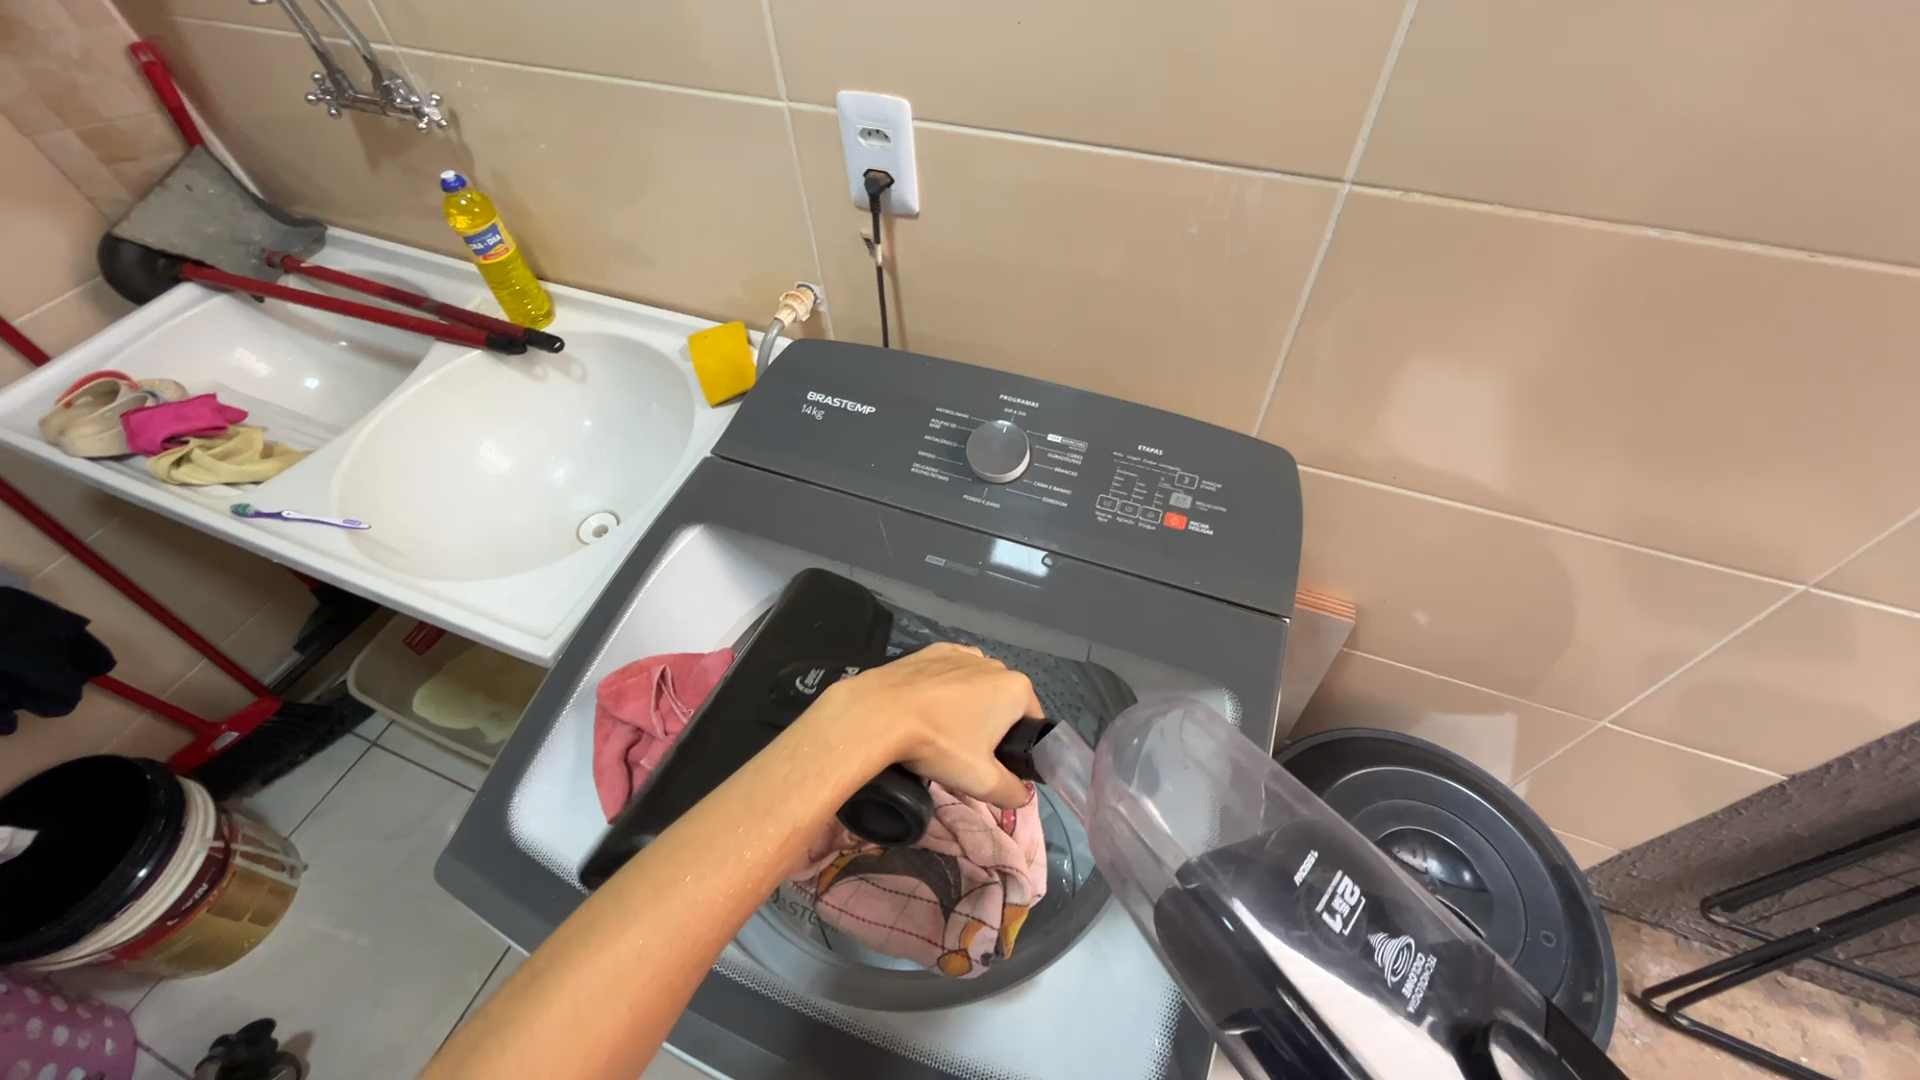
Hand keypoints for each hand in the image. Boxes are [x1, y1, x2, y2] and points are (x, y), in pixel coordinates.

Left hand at [806, 643, 1043, 808]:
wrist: (880, 713)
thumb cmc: (940, 744)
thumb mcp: (982, 782)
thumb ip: (1011, 792)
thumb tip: (1021, 794)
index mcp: (1016, 689)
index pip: (1032, 721)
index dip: (1019, 746)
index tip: (997, 764)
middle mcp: (995, 664)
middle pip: (1003, 702)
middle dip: (992, 725)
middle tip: (968, 753)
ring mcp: (962, 652)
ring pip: (976, 685)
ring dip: (968, 705)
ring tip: (943, 730)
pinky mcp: (932, 650)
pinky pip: (949, 672)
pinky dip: (944, 687)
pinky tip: (927, 706)